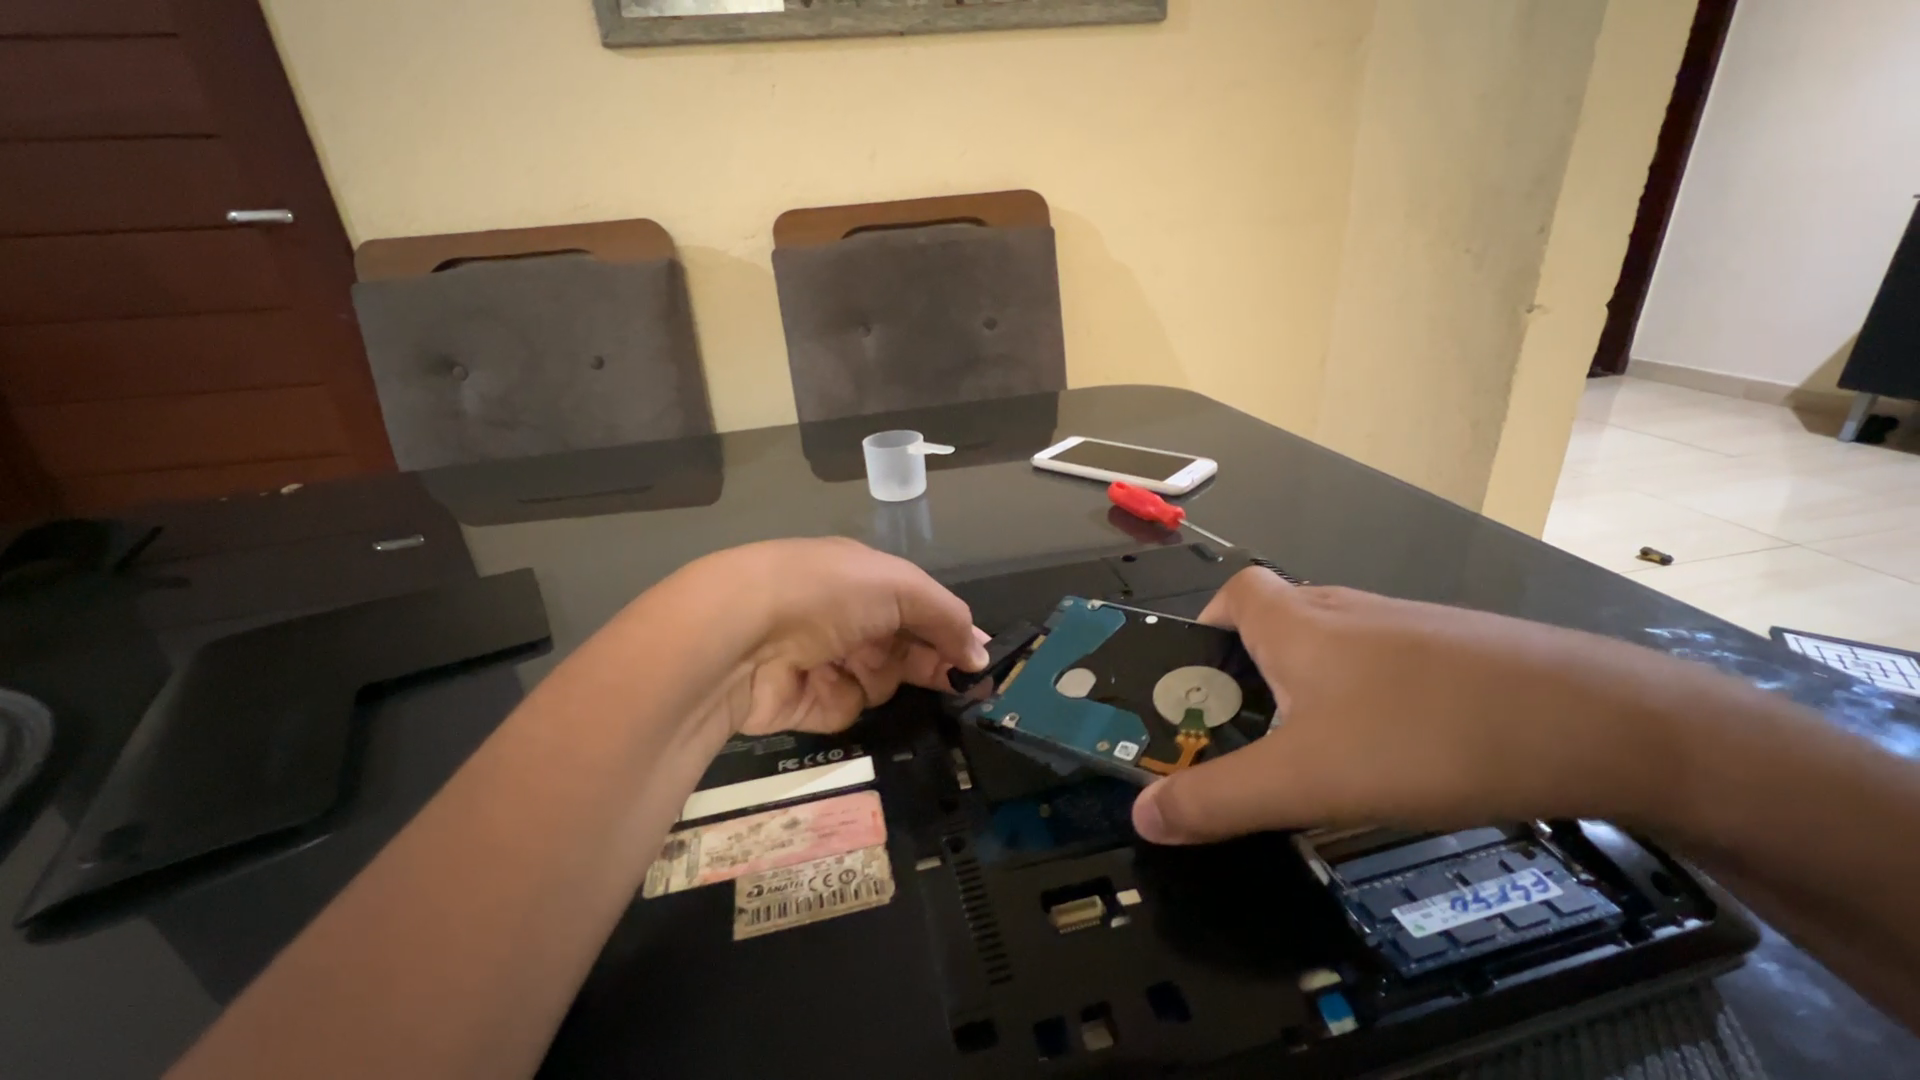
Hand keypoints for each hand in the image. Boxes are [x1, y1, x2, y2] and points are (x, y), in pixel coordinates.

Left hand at [679, 539, 988, 736]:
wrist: (740, 634)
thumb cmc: (826, 593)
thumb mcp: (898, 586)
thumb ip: (946, 617)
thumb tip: (979, 653)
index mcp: (864, 579)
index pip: (920, 609)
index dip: (950, 633)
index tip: (977, 663)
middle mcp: (845, 618)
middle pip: (906, 650)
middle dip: (929, 662)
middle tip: (958, 683)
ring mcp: (825, 660)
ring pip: (881, 682)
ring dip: (880, 675)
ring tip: (858, 662)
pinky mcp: (806, 702)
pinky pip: (847, 708)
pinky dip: (843, 697)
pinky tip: (824, 681)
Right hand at [1130, 568, 1740, 843]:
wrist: (1601, 725)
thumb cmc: (1424, 736)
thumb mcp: (1305, 780)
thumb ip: (1217, 799)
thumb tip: (1142, 816)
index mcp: (1297, 622)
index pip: (1233, 592)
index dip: (1205, 628)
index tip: (1199, 688)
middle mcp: (1348, 610)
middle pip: (1277, 625)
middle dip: (1251, 678)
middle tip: (1248, 741)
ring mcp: (1410, 629)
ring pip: (1335, 652)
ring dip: (1310, 695)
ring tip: (1318, 759)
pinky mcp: (1459, 655)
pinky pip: (1388, 671)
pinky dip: (1370, 704)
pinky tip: (1398, 757)